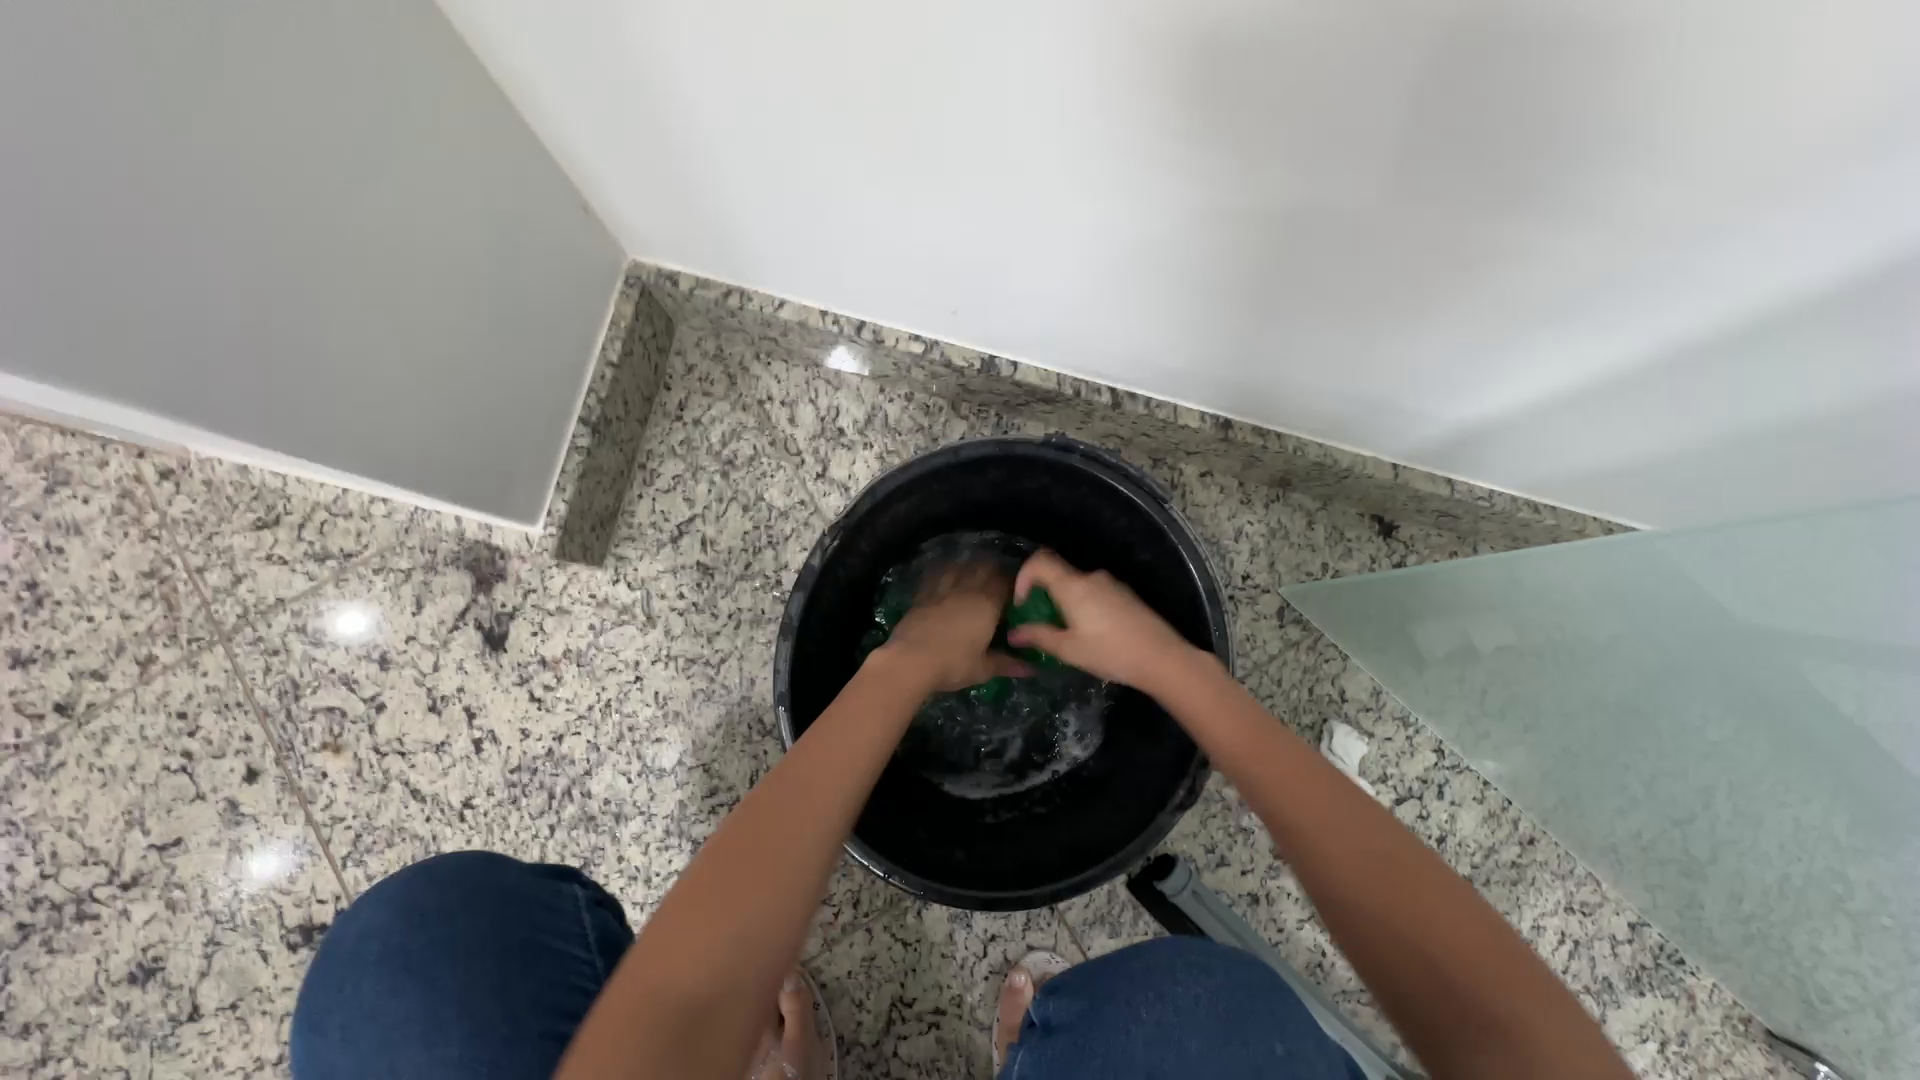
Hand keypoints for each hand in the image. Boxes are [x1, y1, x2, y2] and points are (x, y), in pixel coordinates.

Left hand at [878, 560, 1031, 692]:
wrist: (910, 660)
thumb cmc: (953, 664)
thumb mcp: (983, 669)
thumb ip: (1007, 664)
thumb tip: (1031, 669)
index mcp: (987, 603)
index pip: (1005, 582)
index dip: (1013, 581)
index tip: (1017, 586)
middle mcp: (966, 589)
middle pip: (983, 568)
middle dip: (992, 569)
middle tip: (997, 576)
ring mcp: (941, 590)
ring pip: (958, 568)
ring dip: (968, 567)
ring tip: (972, 571)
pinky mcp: (922, 596)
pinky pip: (935, 576)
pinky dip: (943, 573)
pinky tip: (943, 575)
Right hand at [1005, 551, 1211, 694]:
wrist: (1162, 658)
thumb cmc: (1110, 653)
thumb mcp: (1069, 650)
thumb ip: (1039, 637)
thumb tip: (1013, 633)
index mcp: (1073, 586)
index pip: (1040, 562)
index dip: (1023, 576)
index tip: (1021, 603)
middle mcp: (1092, 577)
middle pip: (1059, 573)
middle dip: (1044, 594)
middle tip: (1041, 621)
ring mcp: (1112, 584)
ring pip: (1078, 584)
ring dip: (1066, 602)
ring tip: (1067, 631)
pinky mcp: (1126, 595)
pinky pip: (1095, 592)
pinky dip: (1084, 605)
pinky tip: (1092, 632)